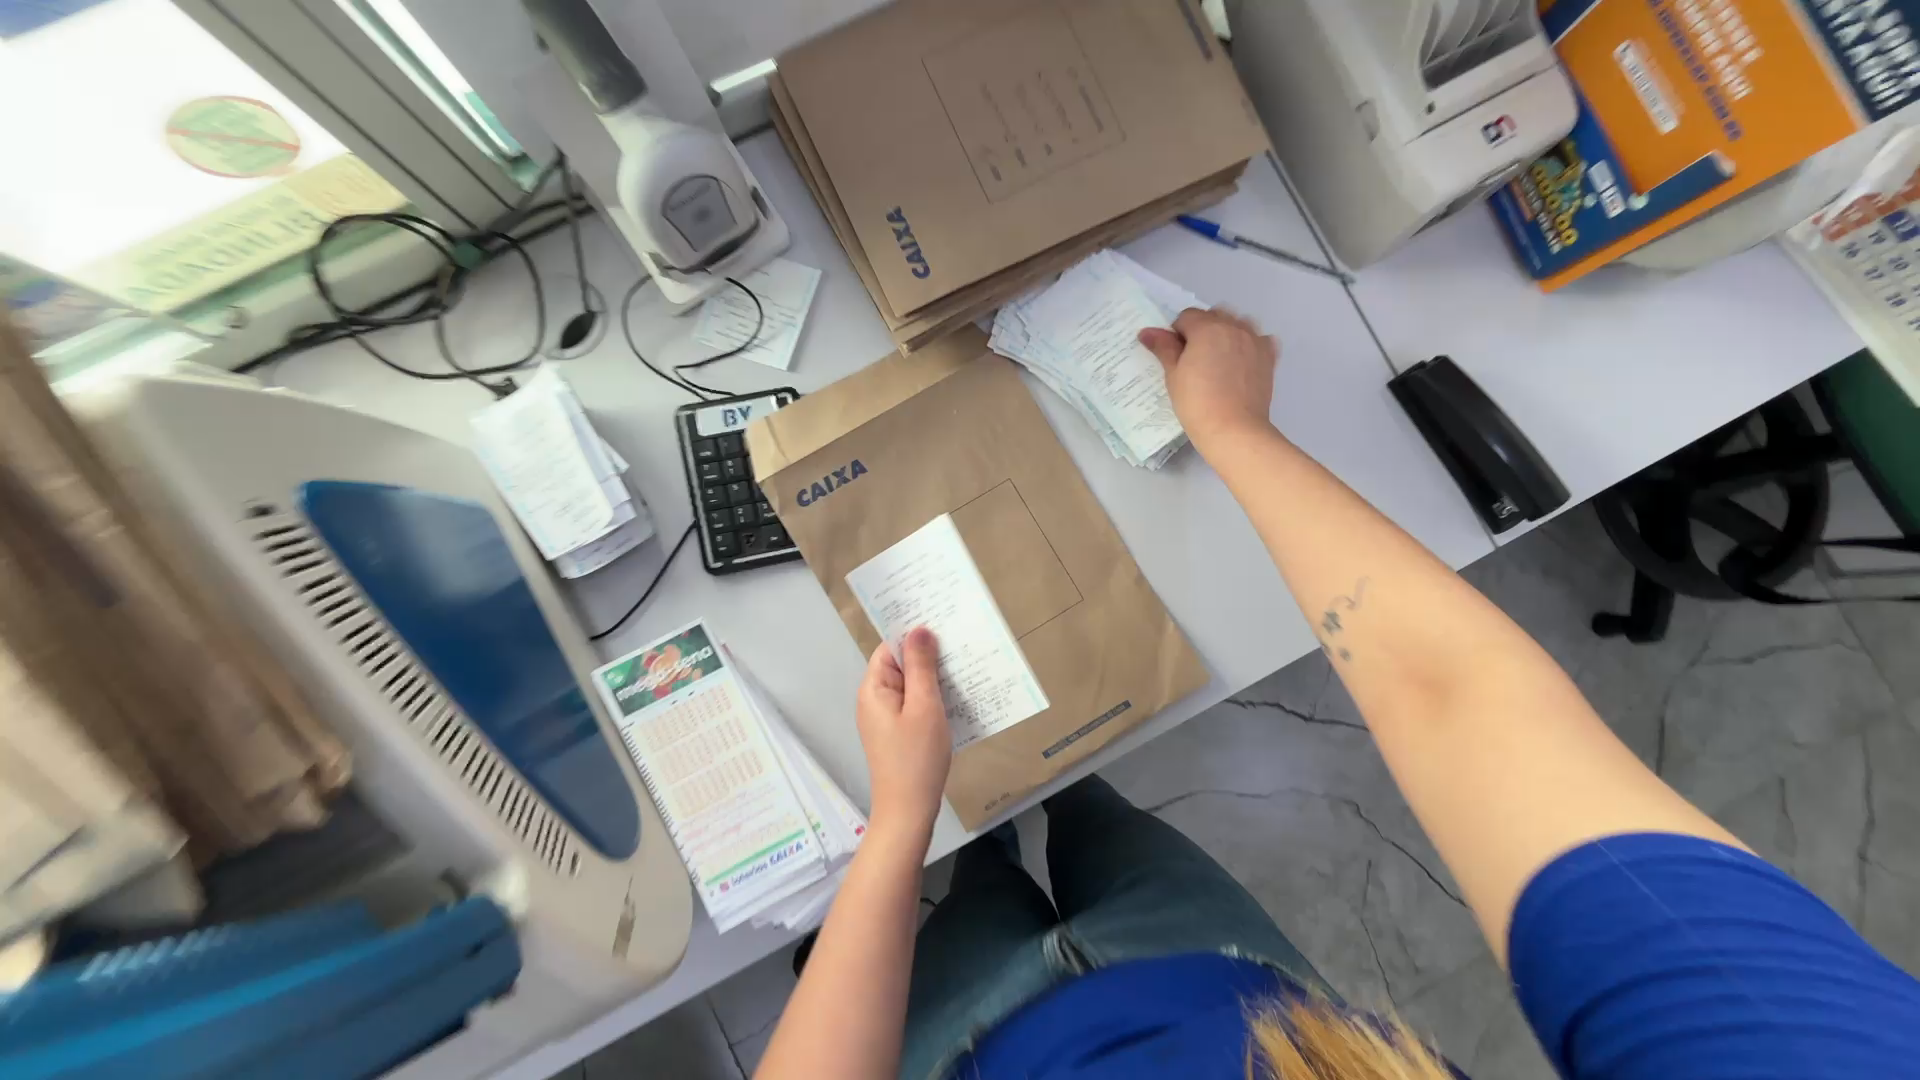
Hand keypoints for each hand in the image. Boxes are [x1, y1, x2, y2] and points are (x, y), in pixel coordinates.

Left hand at [855, 627, 951, 839]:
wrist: (909, 812)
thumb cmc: (916, 757)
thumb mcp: (924, 706)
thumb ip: (922, 667)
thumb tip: (919, 630)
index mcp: (874, 688)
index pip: (889, 648)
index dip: (913, 635)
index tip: (941, 622)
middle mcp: (874, 700)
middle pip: (900, 665)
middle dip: (927, 655)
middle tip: (960, 640)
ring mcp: (885, 718)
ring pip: (911, 686)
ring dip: (934, 677)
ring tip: (965, 664)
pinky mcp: (898, 733)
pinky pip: (915, 704)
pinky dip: (933, 698)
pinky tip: (957, 697)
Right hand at [1139, 308, 1278, 449]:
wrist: (1233, 429)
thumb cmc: (1196, 402)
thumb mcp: (1173, 375)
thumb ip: (1163, 347)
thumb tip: (1147, 332)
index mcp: (1207, 328)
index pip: (1186, 317)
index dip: (1176, 334)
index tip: (1175, 356)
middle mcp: (1234, 326)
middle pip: (1214, 316)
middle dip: (1202, 330)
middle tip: (1195, 359)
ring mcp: (1255, 340)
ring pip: (1238, 323)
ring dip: (1226, 332)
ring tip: (1219, 359)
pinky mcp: (1269, 356)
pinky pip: (1258, 339)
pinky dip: (1248, 344)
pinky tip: (1241, 362)